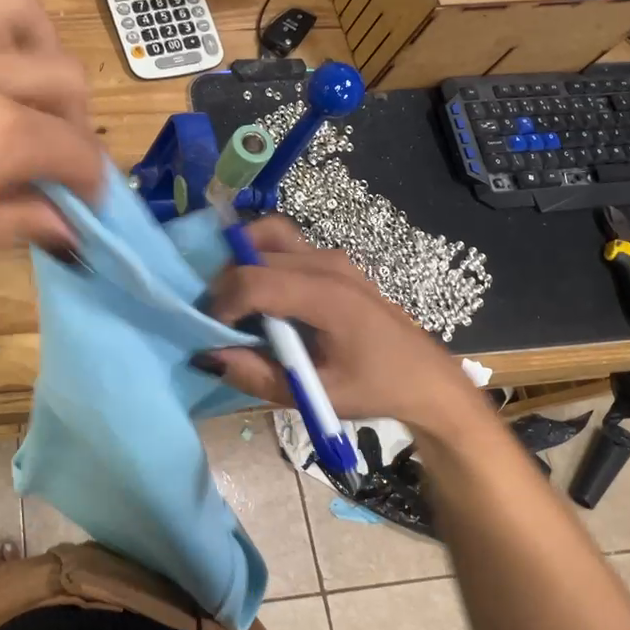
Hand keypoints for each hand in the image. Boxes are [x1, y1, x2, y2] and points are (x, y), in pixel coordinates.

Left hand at [0, 0, 104, 338]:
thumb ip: (13, 224)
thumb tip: (66, 223)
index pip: (72, 148)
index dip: (91, 181)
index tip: (86, 206)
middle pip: (61, 75)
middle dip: (75, 122)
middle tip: (56, 161)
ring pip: (15, 5)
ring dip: (39, 43)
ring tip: (25, 84)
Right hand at [194, 217, 487, 436]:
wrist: (424, 377)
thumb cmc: (373, 388)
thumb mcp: (316, 395)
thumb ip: (258, 375)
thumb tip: (205, 355)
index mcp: (328, 298)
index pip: (255, 280)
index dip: (222, 303)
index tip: (212, 331)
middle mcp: (327, 264)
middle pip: (255, 252)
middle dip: (225, 282)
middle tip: (219, 319)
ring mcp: (330, 256)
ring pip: (268, 234)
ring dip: (241, 260)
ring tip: (235, 299)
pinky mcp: (330, 258)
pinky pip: (282, 242)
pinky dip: (258, 257)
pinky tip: (260, 296)